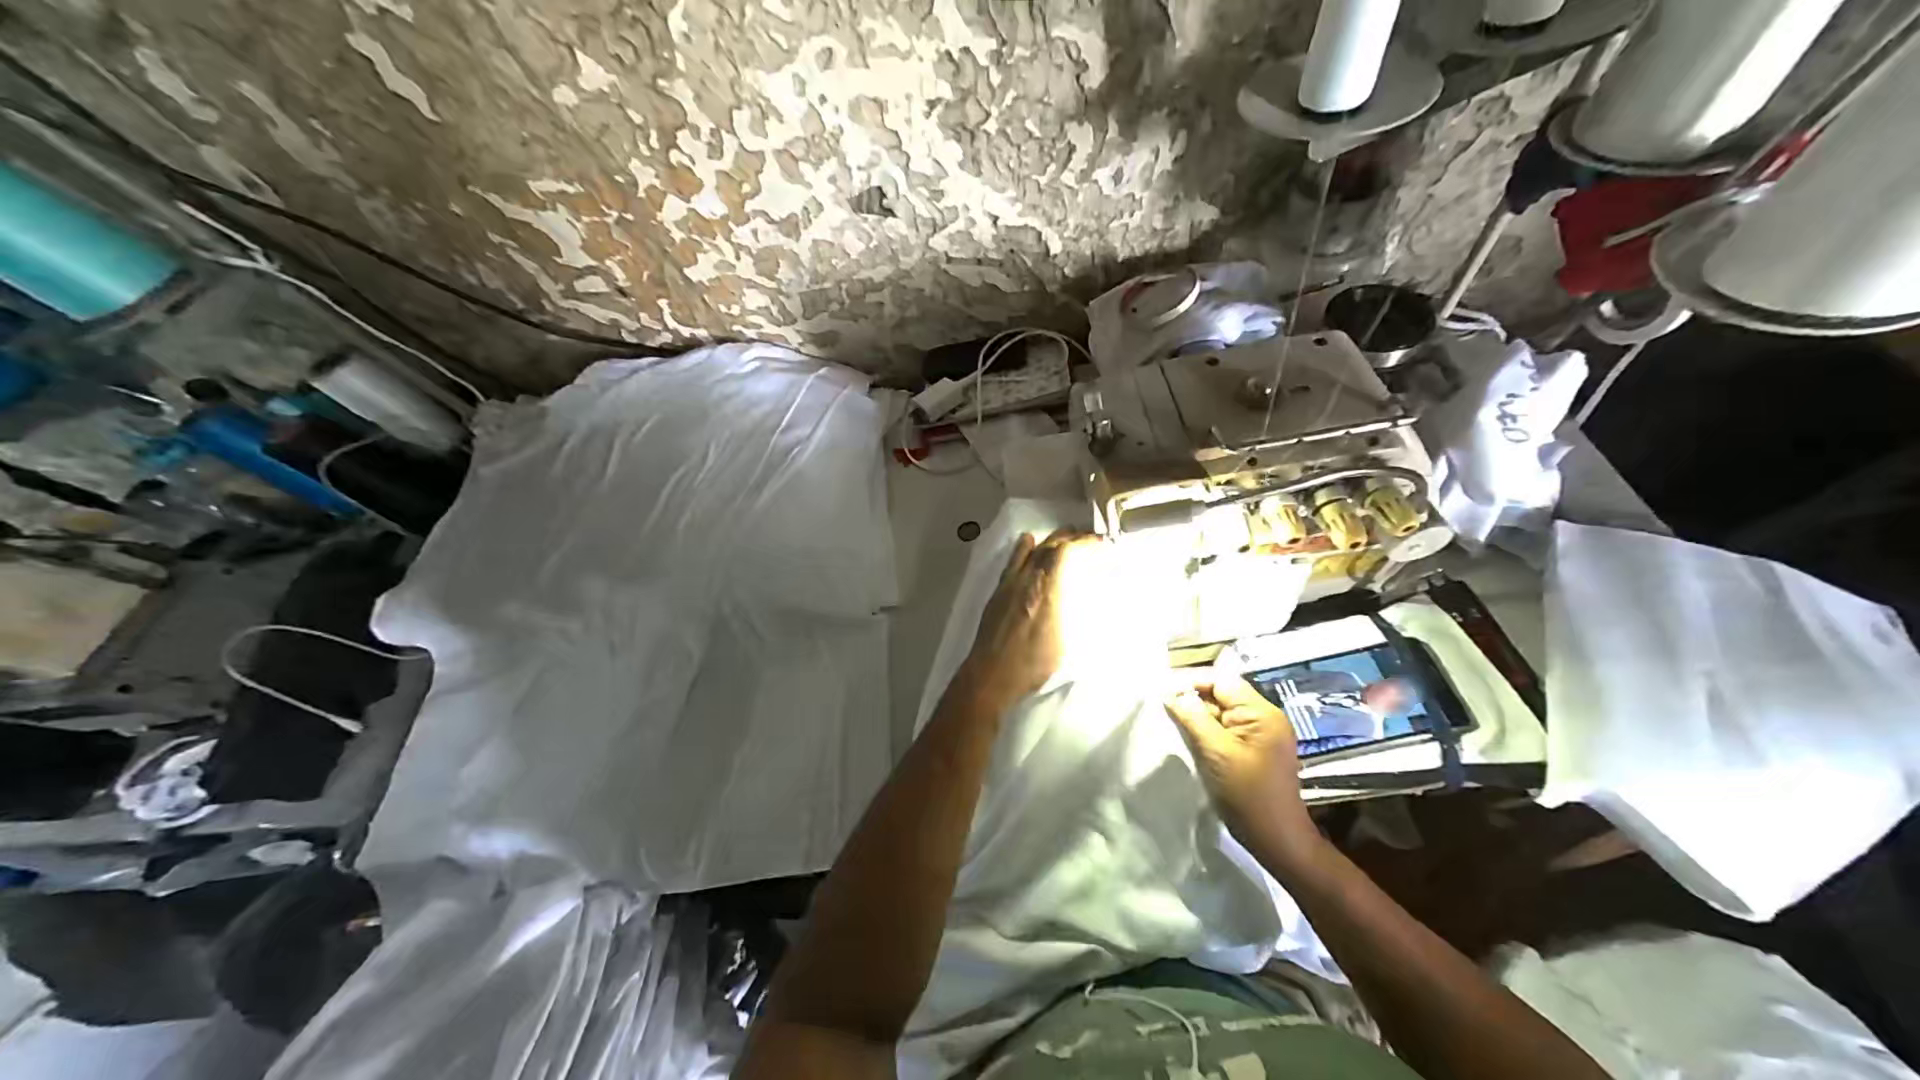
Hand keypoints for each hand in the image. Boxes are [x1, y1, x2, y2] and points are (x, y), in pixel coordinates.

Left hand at [955, 530, 1092, 710]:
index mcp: (1046, 589)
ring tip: (1063, 536)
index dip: (1084, 542)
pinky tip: (1027, 543)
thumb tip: (1078, 599)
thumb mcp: (1064, 641)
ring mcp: (1009, 584)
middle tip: (1086, 537)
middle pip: (1048, 547)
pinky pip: (1013, 561)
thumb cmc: (1032, 664)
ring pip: (1030, 550)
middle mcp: (1027, 579)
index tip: (1100, 542)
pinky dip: (1024, 549)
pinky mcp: (998, 592)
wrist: (991, 674)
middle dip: (1069, 538)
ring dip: (1049, 540)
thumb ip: (1071, 613)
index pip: (1065, 552)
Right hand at [1166, 671, 1319, 856]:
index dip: (1192, 682)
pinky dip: (1207, 732)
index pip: (1222, 681)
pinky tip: (1189, 739)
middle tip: (1163, 708)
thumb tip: (1171, 693)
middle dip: (1193, 699)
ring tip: (1172, 723)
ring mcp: (1261, 735)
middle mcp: (1265, 717)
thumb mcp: (1216, 751)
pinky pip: (1226, 731)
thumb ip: (1193, 717)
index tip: (1163, 692)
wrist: (1275, 839)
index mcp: (1262, 712)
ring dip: (1198, 717)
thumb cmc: (1247, 794)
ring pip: (1222, 713)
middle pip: (1222, 695)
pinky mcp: (1255, 751)